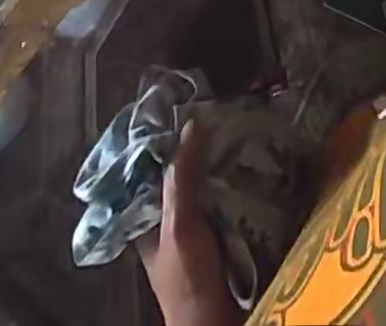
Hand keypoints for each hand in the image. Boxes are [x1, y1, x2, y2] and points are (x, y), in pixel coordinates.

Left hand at [136, 123, 236, 325]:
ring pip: (198, 180)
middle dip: (191, 143)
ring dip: (213, 159)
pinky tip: (243, 161)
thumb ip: (181, 177)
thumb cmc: (188, 280)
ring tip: (231, 125)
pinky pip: (219, 197)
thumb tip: (192, 123)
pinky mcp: (214, 233)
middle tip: (212, 109)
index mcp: (142, 213)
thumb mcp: (179, 225)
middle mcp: (162, 215)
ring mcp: (189, 225)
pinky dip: (228, 180)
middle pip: (174, 168)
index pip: (145, 161)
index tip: (177, 104)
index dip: (159, 134)